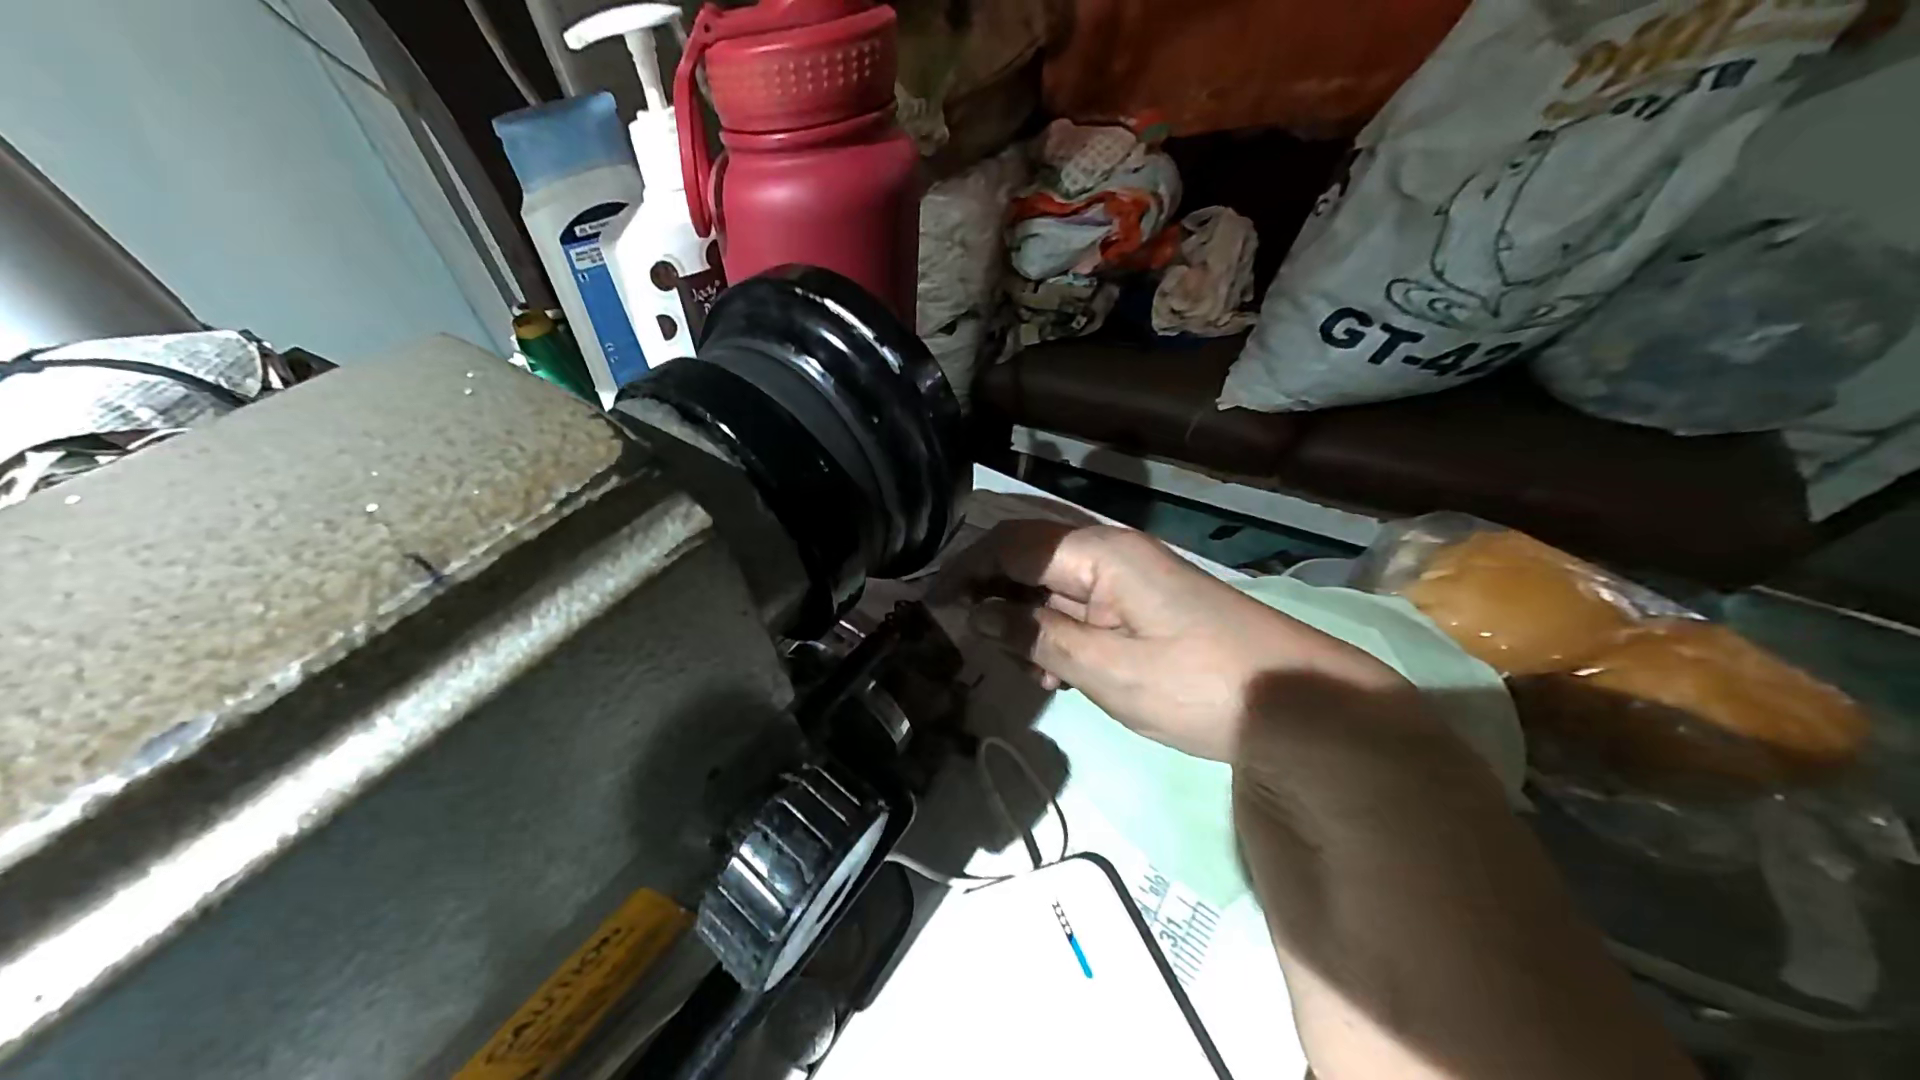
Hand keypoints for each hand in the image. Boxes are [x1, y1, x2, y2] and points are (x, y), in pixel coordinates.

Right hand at [930, 520, 1411, 760]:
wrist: (1297, 706)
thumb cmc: (1198, 684)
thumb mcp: (1108, 668)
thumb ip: (1037, 637)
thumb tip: (979, 615)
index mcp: (1099, 552)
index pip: (1010, 546)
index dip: (964, 570)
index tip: (931, 606)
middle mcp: (1110, 554)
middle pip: (1028, 559)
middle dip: (990, 594)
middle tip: (965, 639)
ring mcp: (1127, 582)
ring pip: (1051, 587)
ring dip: (1022, 620)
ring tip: (1014, 666)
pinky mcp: (1140, 609)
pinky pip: (1080, 610)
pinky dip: (1054, 634)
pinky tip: (1049, 672)